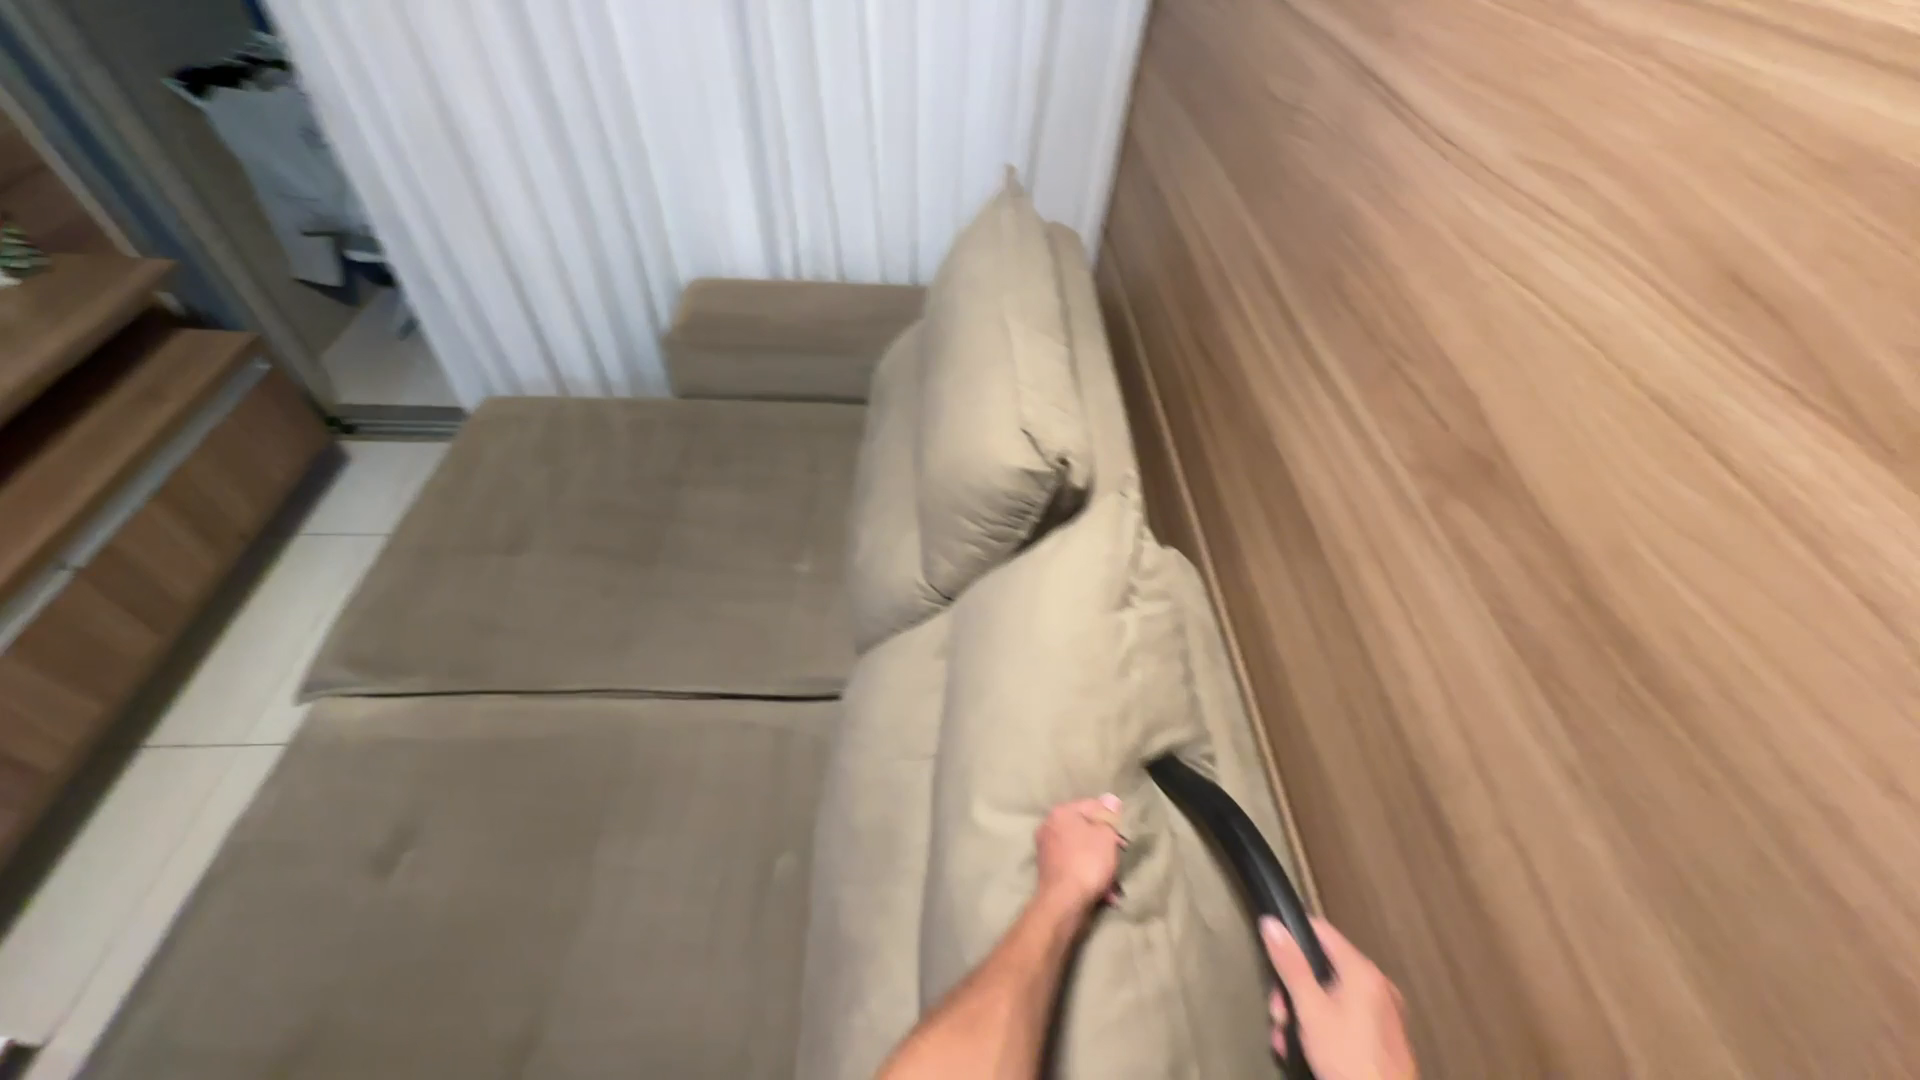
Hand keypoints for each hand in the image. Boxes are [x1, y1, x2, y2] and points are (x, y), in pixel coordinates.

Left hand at [1033, 794, 1125, 916]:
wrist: (1064, 902)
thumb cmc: (1087, 863)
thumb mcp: (1106, 836)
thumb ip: (1109, 816)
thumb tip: (1110, 799)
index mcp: (1061, 812)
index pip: (1093, 805)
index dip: (1112, 820)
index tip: (1123, 837)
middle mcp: (1050, 826)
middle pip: (1086, 829)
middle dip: (1105, 844)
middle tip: (1120, 856)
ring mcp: (1047, 849)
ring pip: (1082, 850)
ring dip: (1099, 863)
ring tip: (1113, 881)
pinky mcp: (1049, 870)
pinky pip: (1074, 866)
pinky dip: (1088, 875)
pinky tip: (1105, 892)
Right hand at [1262, 916, 1416, 1079]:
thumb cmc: (1348, 1060)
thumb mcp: (1310, 1009)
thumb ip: (1291, 965)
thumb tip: (1272, 924)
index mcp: (1362, 971)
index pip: (1320, 930)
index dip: (1292, 936)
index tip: (1272, 956)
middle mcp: (1377, 984)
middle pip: (1322, 967)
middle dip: (1293, 989)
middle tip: (1280, 1014)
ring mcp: (1383, 1011)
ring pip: (1331, 994)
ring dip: (1304, 1011)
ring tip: (1289, 1038)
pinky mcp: (1383, 1036)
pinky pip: (1346, 1015)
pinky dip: (1324, 1024)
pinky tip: (1309, 1047)